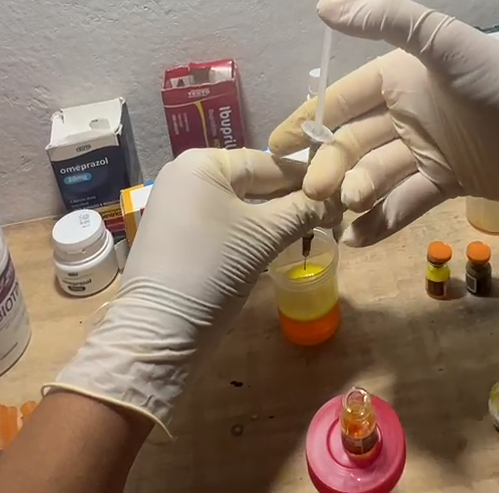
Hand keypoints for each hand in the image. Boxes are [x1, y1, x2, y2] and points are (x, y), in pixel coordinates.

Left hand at [46, 149, 338, 431]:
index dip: (307, 178)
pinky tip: (278, 242)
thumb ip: (304, 210)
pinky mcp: (175, 235)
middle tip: (331, 212)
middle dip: (291, 198)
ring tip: (311, 227)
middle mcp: (185, 174)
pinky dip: (250, 230)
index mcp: (202, 162)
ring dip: (273, 216)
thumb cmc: (212, 270)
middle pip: (252, 181)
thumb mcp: (265, 237)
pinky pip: (222, 222)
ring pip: (239, 203)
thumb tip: (340, 197)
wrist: (157, 336)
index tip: (342, 190)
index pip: (268, 162)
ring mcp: (177, 205)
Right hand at [268, 0, 498, 246]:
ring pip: (374, 172)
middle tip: (313, 193)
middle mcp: (407, 110)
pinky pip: (404, 200)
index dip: (310, 119)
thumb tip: (323, 4)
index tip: (277, 146)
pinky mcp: (444, 181)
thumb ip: (388, 18)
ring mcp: (424, 148)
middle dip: (330, 164)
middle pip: (354, 140)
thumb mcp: (444, 42)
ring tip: (339, 213)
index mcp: (400, 75)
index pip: (343, 97)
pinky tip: (356, 238)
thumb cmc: (498, 84)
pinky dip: (380, 219)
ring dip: (354, 192)